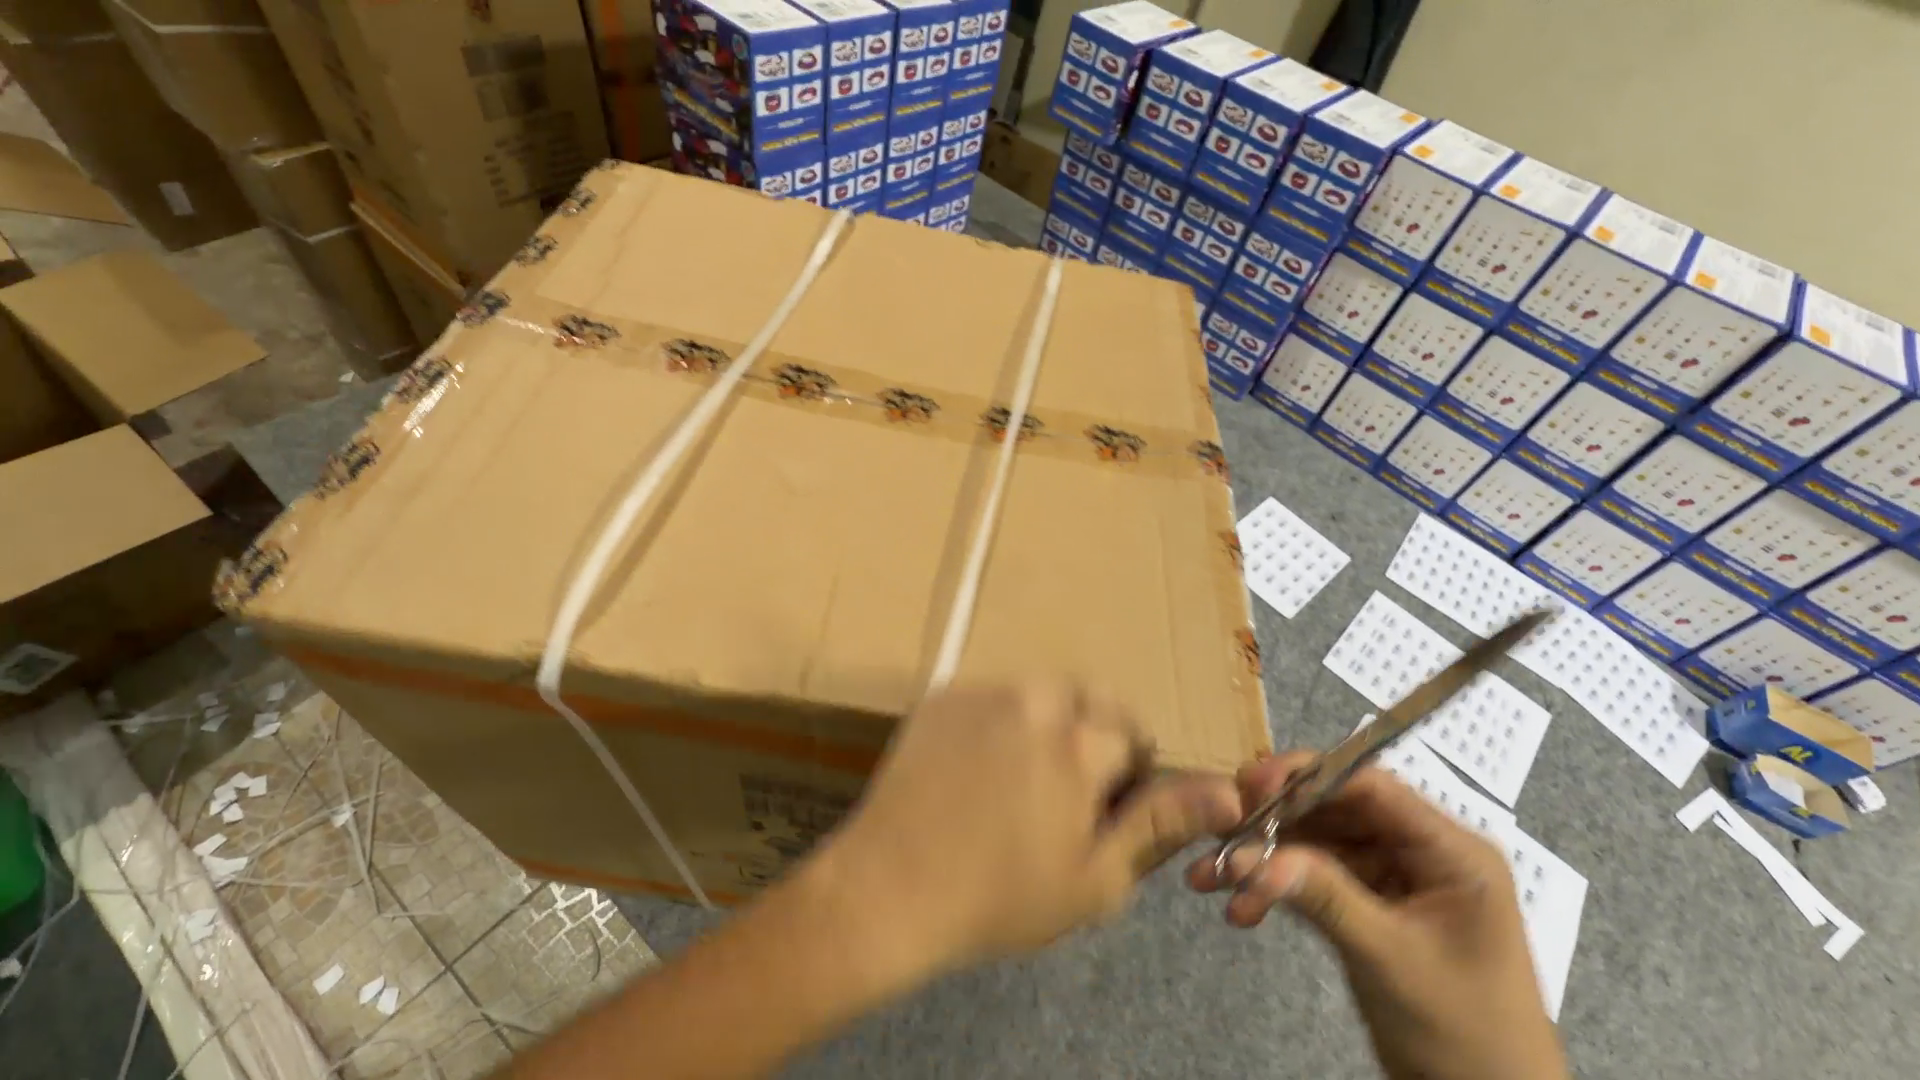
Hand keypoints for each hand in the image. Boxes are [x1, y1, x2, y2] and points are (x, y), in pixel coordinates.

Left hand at [811, 680, 1240, 976]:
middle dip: (1090, 741)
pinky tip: (976, 772)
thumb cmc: (999, 898)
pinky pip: (993, 698)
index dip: (1123, 781)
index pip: (1132, 738)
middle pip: (1089, 705)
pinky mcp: (941, 697)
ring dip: (1046, 727)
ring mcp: (980, 693)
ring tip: (1016, 783)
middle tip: (1058, 799)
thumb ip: (1162, 823)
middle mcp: (1033, 699)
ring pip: (1041, 696)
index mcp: (1078, 742)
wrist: (887, 890)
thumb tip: (1229, 792)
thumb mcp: (1095, 879)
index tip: (1096, 816)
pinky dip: (1000, 724)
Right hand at [1188, 752, 1568, 1079]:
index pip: (1370, 787)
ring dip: (1265, 861)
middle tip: (1217, 830)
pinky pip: (1317, 882)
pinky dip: (1278, 892)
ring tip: (1208, 877)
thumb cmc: (1461, 1030)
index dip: (1306, 776)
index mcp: (1450, 850)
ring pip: (1318, 847)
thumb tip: (1248, 855)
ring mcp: (1395, 879)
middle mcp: (1422, 851)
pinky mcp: (1372, 908)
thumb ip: (1323, 896)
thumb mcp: (1389, 957)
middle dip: (1273, 824)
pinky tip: (1238, 909)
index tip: (1248, 786)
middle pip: (1335, 812)